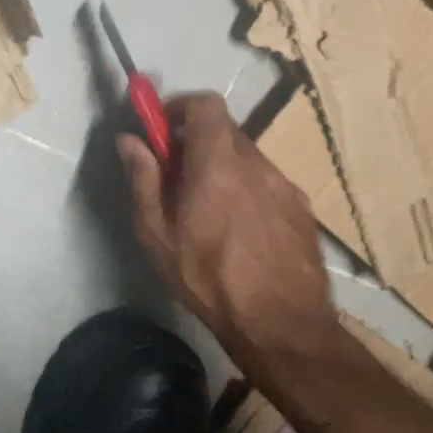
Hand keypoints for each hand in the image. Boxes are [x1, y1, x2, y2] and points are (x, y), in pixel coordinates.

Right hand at [118, 94, 337, 375]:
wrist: (283, 327)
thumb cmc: (208, 278)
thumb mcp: (157, 233)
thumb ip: (143, 179)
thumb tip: (129, 140)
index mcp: (217, 165)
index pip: (206, 105)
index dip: (180, 107)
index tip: (160, 129)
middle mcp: (256, 166)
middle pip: (225, 130)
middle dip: (195, 140)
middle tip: (174, 173)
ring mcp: (285, 187)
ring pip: (246, 157)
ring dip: (221, 166)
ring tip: (205, 207)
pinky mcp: (302, 210)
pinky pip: (266, 183)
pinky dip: (246, 189)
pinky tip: (237, 229)